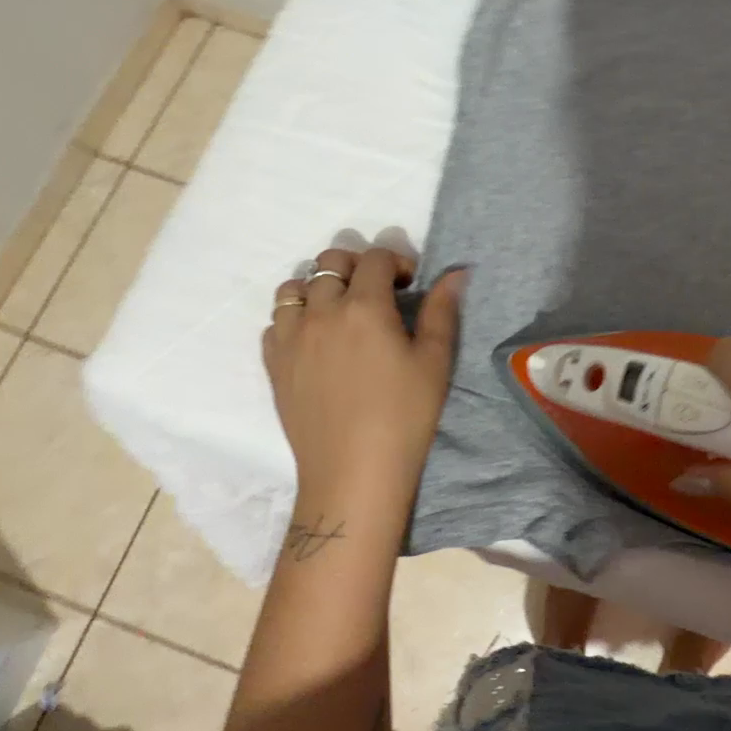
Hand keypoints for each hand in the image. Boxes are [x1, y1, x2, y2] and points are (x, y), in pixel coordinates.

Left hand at [264, 247, 464, 498]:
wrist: (353, 473)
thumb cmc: (404, 416)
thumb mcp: (435, 361)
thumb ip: (442, 310)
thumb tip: (456, 272)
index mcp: (364, 307)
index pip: (374, 258)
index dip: (395, 261)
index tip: (409, 285)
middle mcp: (321, 312)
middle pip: (329, 262)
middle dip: (355, 266)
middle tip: (375, 291)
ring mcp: (290, 338)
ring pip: (293, 288)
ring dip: (318, 287)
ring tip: (339, 310)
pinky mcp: (274, 364)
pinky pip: (275, 322)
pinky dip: (294, 318)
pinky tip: (316, 339)